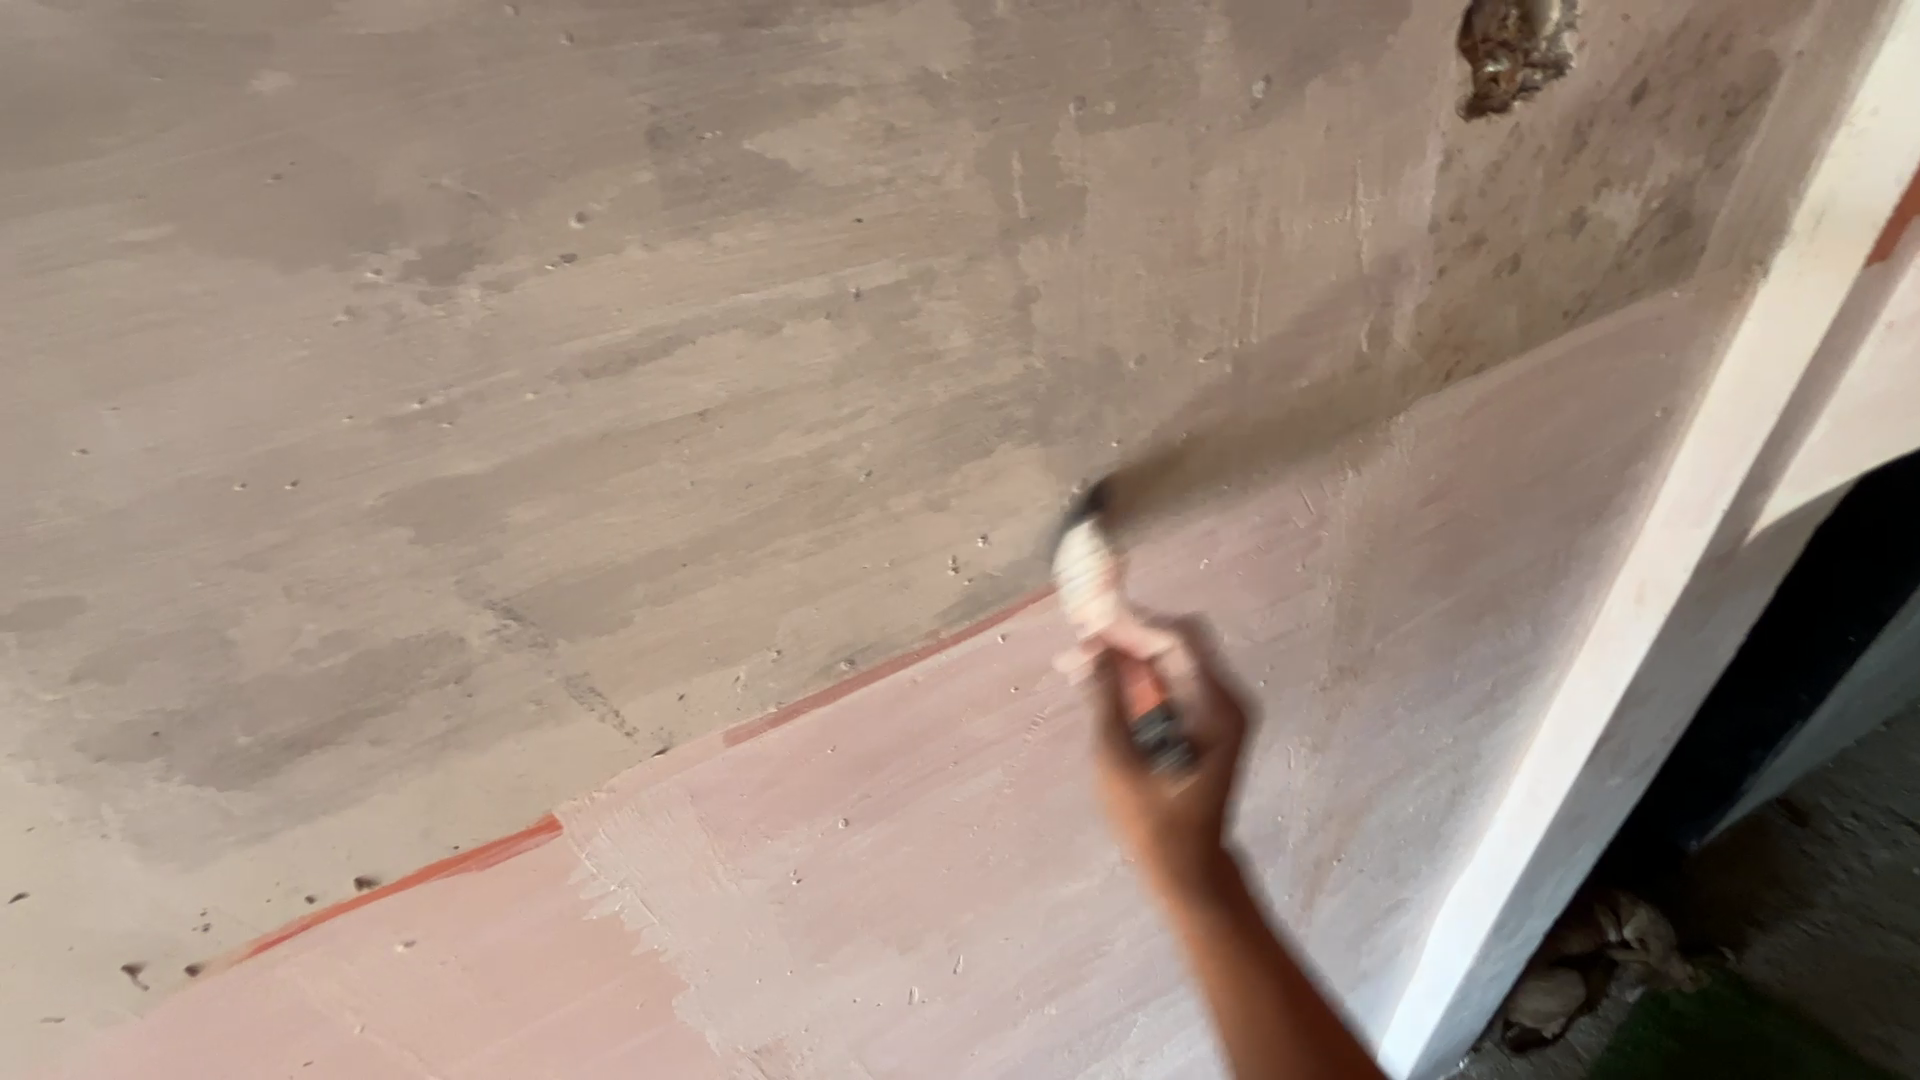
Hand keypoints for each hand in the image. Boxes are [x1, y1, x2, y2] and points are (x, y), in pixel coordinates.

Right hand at [1060, 616, 1252, 903]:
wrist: (1188, 865)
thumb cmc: (1150, 819)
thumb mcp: (1118, 756)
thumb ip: (1106, 696)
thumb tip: (1093, 647)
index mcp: (1215, 708)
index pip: (1175, 641)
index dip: (1130, 626)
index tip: (1088, 626)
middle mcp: (1226, 698)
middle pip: (1177, 641)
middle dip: (1127, 635)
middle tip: (1080, 641)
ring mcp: (1219, 707)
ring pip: (1172, 656)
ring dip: (1128, 653)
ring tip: (1081, 660)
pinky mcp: (1205, 717)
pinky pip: (1172, 677)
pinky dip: (1138, 673)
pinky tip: (1103, 679)